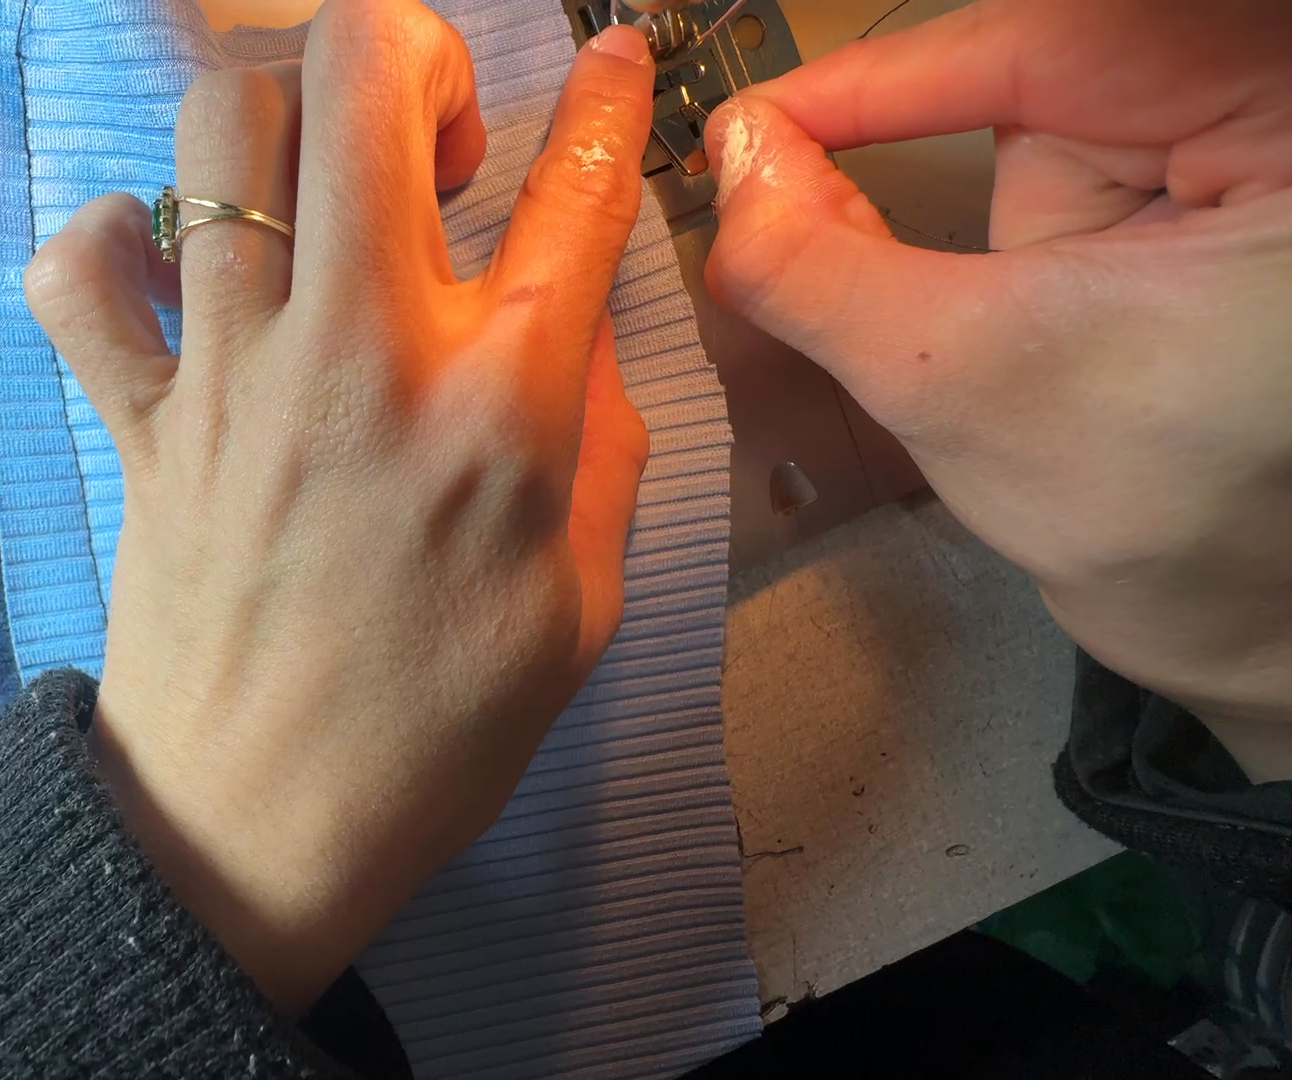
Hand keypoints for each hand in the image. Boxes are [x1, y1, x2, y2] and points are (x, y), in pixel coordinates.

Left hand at [24, 2, 654, 1011]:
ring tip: (315, 196)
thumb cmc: (436, 735)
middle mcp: (360, 354)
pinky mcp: (136, 424)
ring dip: (279, 117)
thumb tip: (566, 331)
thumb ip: (593, 443)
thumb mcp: (578, 602)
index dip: (611, 107)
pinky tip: (164, 276)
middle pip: (360, 78)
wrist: (254, 823)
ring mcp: (227, 378)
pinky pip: (80, 276)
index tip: (617, 64)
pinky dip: (112, 243)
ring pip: (220, 131)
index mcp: (498, 410)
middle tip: (431, 142)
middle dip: (410, 52)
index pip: (576, 198)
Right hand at [703, 0, 1291, 776]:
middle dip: (858, 144)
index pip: (1045, 43)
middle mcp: (1246, 110)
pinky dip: (892, 230)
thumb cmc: (1134, 499)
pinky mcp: (1128, 216)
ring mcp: (1187, 160)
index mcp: (1281, 107)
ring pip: (984, 131)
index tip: (734, 132)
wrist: (1219, 600)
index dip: (865, 82)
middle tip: (747, 210)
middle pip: (1009, 78)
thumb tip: (725, 167)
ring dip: (866, 191)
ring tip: (782, 243)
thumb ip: (818, 270)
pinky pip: (984, 188)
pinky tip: (836, 265)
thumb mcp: (949, 374)